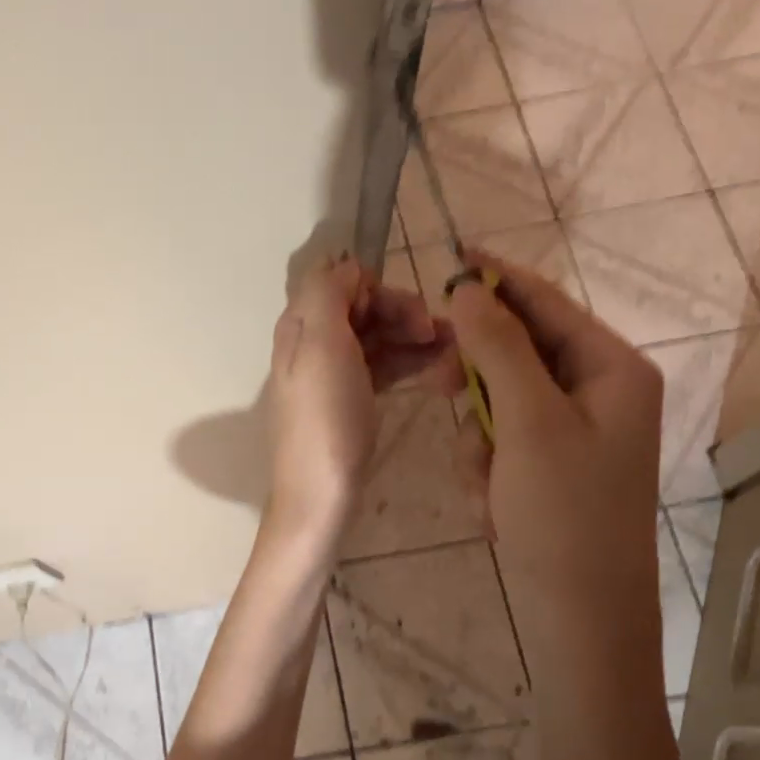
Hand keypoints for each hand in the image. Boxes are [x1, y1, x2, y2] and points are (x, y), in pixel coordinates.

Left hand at [265, 254, 444, 537]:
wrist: (321, 493)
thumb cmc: (326, 417)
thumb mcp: (322, 344)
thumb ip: (328, 292)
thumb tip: (347, 266)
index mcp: (301, 325)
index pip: (340, 281)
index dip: (377, 291)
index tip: (408, 316)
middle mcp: (313, 343)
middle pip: (364, 309)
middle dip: (405, 314)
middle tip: (443, 335)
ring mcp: (333, 374)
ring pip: (379, 338)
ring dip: (418, 339)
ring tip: (459, 355)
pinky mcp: (351, 401)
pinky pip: (384, 368)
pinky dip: (412, 364)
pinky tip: (446, 372)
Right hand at [442, 251, 664, 633]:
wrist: (583, 615)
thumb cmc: (564, 513)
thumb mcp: (528, 422)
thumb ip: (498, 348)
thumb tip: (468, 287)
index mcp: (614, 369)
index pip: (547, 304)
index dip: (497, 281)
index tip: (448, 259)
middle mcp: (601, 393)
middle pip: (521, 353)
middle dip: (480, 380)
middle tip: (441, 389)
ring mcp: (578, 434)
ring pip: (503, 402)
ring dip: (481, 437)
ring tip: (487, 481)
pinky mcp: (555, 469)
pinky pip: (506, 442)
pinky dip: (490, 468)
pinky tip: (494, 504)